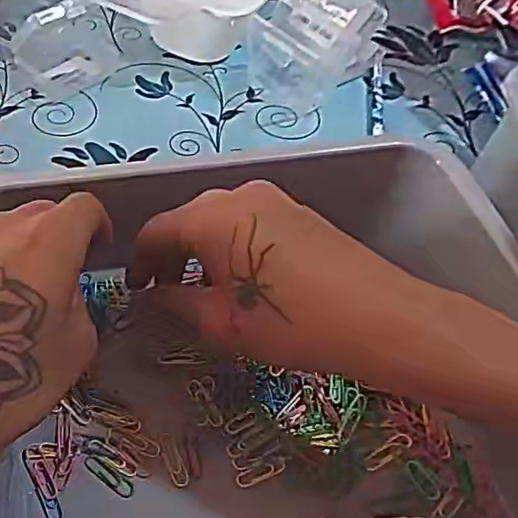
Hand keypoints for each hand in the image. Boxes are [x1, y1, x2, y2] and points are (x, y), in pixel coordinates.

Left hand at [0, 192, 110, 473]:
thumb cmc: (13, 373)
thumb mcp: (78, 346)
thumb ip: (78, 302)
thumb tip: (63, 294)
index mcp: (49, 239)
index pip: (83, 206)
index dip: (98, 225)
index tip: (98, 250)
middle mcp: (1, 228)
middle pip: (40, 212)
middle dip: (58, 235)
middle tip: (62, 274)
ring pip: (1, 231)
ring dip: (18, 250)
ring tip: (15, 296)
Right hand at [129, 180, 517, 408]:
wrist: (381, 317)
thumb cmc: (291, 324)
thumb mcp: (221, 322)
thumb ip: (174, 303)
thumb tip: (152, 295)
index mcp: (210, 216)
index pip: (156, 232)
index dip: (139, 262)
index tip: (136, 291)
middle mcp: (238, 194)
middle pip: (186, 221)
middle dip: (170, 257)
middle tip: (164, 294)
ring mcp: (272, 197)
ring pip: (217, 220)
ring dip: (200, 252)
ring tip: (201, 292)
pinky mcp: (297, 210)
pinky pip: (246, 222)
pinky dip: (229, 246)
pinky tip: (239, 280)